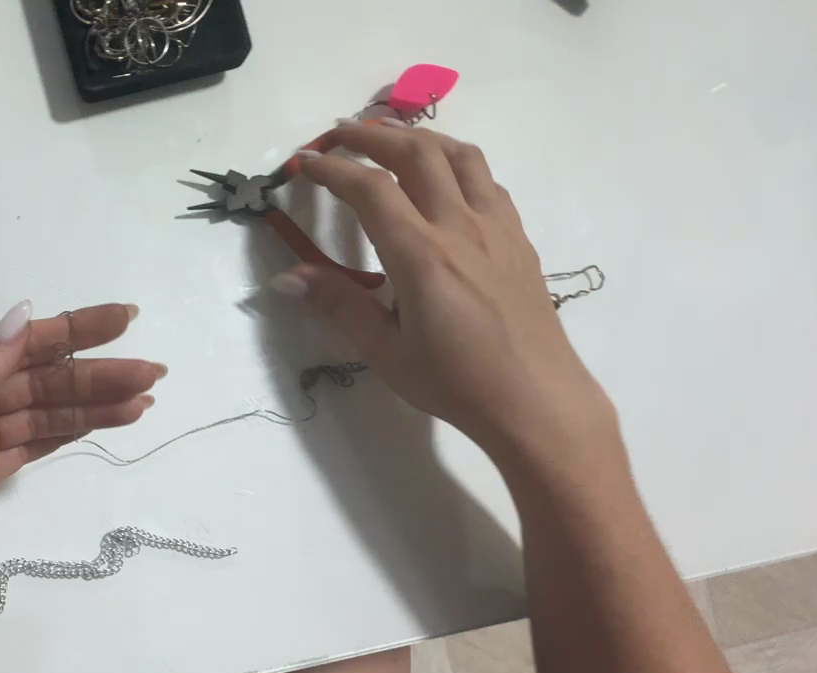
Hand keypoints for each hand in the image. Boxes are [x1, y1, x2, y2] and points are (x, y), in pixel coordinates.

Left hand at [0, 301, 158, 621]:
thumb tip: (24, 316)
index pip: (16, 344)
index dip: (70, 330)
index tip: (121, 320)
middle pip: (38, 379)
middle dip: (93, 373)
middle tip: (150, 370)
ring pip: (43, 412)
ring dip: (91, 405)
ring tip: (143, 397)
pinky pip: (35, 445)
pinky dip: (70, 434)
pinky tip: (107, 423)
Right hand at [274, 124, 615, 462]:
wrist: (531, 396)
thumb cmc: (451, 381)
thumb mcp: (383, 350)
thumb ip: (338, 305)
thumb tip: (285, 278)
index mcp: (421, 255)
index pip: (371, 191)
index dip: (333, 170)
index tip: (303, 162)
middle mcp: (460, 226)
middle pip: (417, 154)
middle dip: (373, 135)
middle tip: (339, 133)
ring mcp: (495, 226)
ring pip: (458, 155)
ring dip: (419, 136)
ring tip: (391, 137)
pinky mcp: (515, 236)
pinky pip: (485, 179)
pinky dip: (454, 161)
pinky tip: (441, 178)